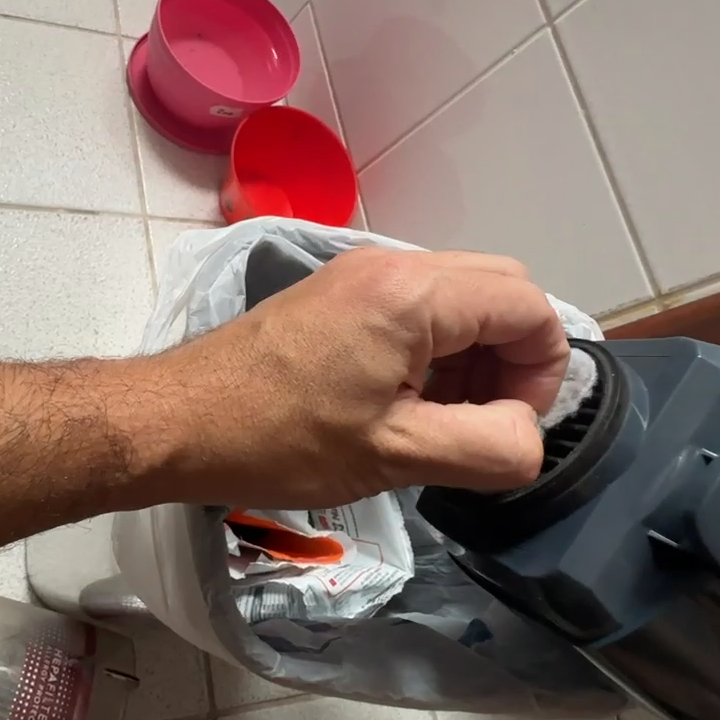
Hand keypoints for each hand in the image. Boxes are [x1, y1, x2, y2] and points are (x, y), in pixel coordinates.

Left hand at [145, 247, 569, 507]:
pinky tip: (396, 400)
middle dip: (509, 358)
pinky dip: (427, 349)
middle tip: (473, 421)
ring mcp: (351, 275)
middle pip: (497, 292)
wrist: (177, 419)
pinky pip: (408, 308)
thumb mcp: (394, 455)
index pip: (531, 307)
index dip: (542, 372)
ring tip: (433, 419)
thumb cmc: (277, 439)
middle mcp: (386, 265)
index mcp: (411, 292)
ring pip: (453, 298)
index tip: (506, 427)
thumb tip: (525, 432)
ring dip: (468, 355)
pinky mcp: (327, 295)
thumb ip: (490, 446)